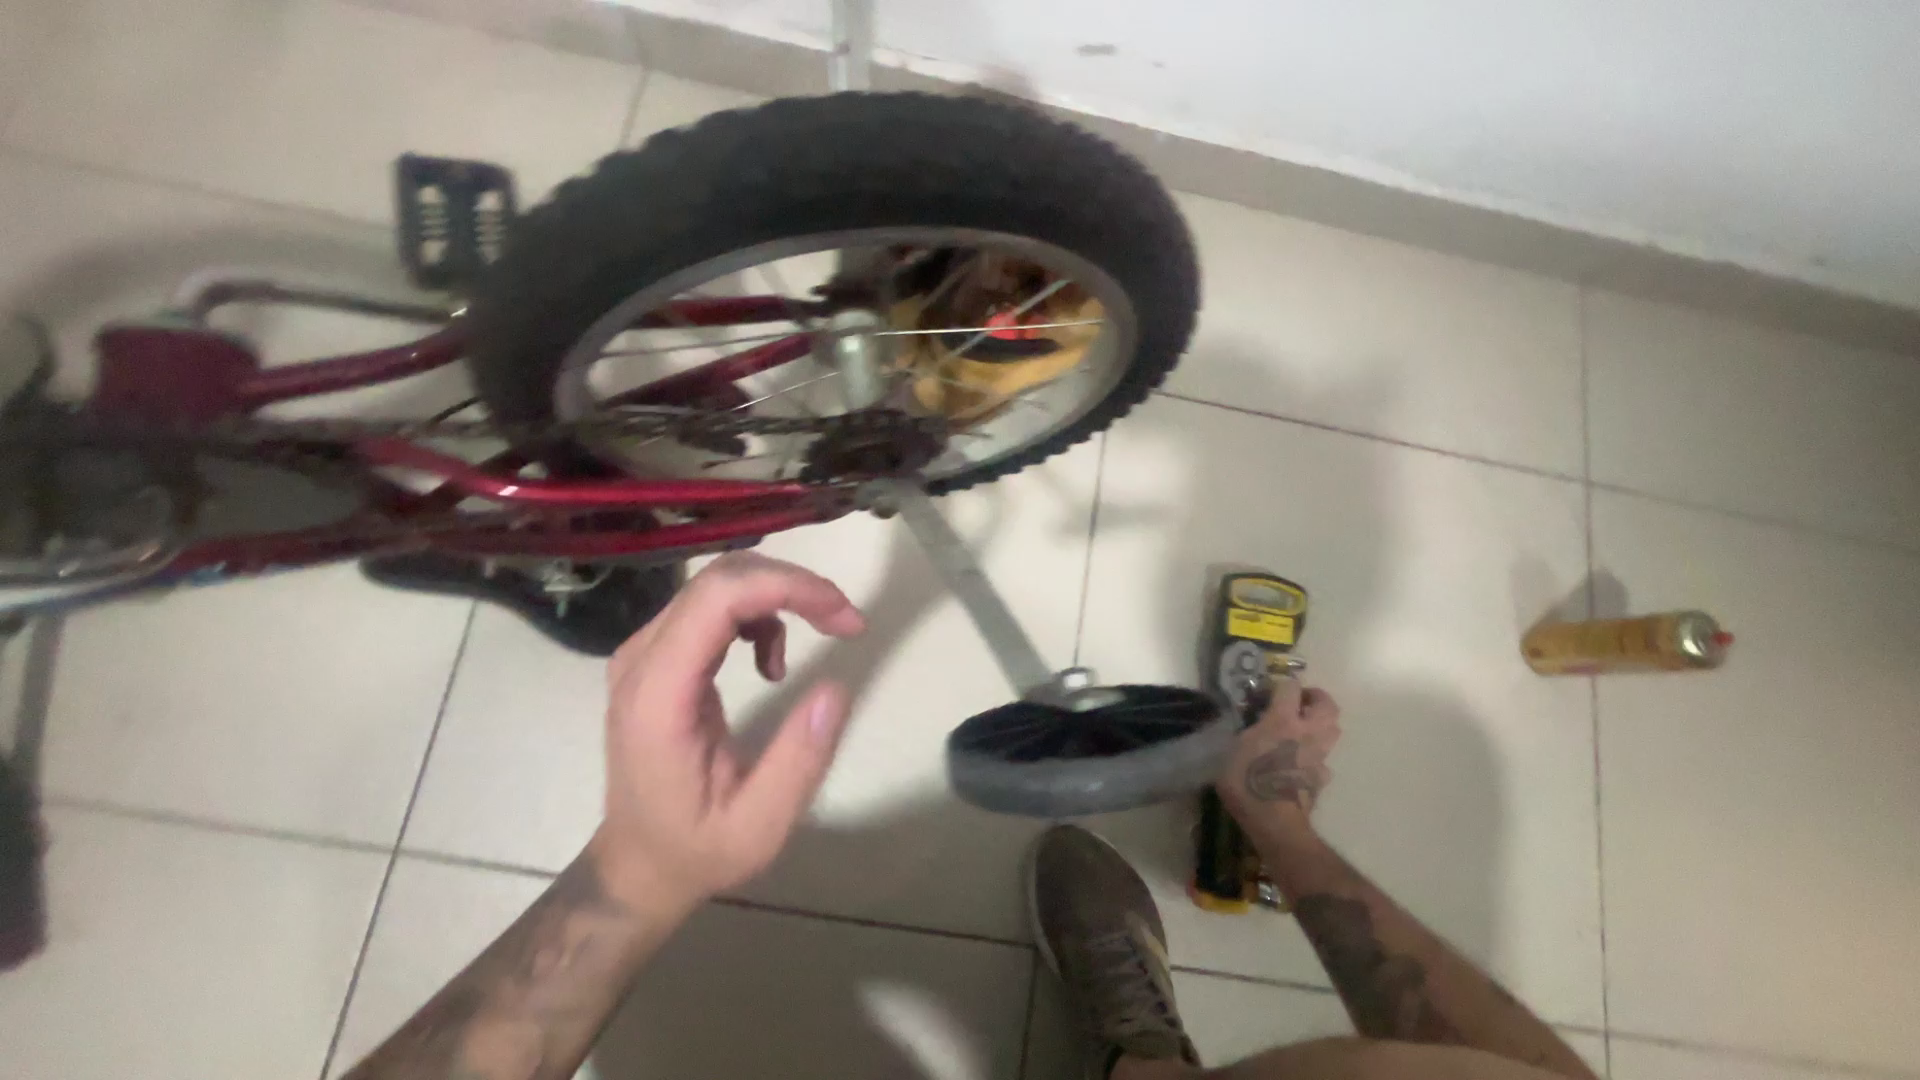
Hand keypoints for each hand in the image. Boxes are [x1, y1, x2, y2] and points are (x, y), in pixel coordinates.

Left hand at [589, 552, 865, 917]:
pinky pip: (711, 606)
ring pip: (716, 585)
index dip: (786, 587)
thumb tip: (836, 688)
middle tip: (845, 622)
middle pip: (718, 580)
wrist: (638, 863)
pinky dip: (758, 615)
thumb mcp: (758, 827)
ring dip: (780, 596)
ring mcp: (644, 653)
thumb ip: (798, 761)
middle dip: (793, 586)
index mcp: (659, 695)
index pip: (717, 598)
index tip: (844, 616)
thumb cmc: (696, 849)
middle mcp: (642, 659)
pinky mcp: (656, 656)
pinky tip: (772, 663)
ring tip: (822, 636)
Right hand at [1218, 678, 1340, 822]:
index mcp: (1282, 720)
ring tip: (1303, 728)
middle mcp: (1307, 733)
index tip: (1268, 692)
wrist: (1273, 820)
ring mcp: (1319, 756)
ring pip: (1334, 729)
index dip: (1281, 684)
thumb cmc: (1246, 781)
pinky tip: (1301, 763)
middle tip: (1300, 701)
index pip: (1291, 687)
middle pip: (1327, 705)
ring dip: (1322, 724)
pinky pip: (1324, 760)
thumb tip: (1249, 725)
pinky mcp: (1322, 777)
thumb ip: (1245, 731)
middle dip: (1316, 698)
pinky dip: (1316, 756)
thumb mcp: (1232, 748)